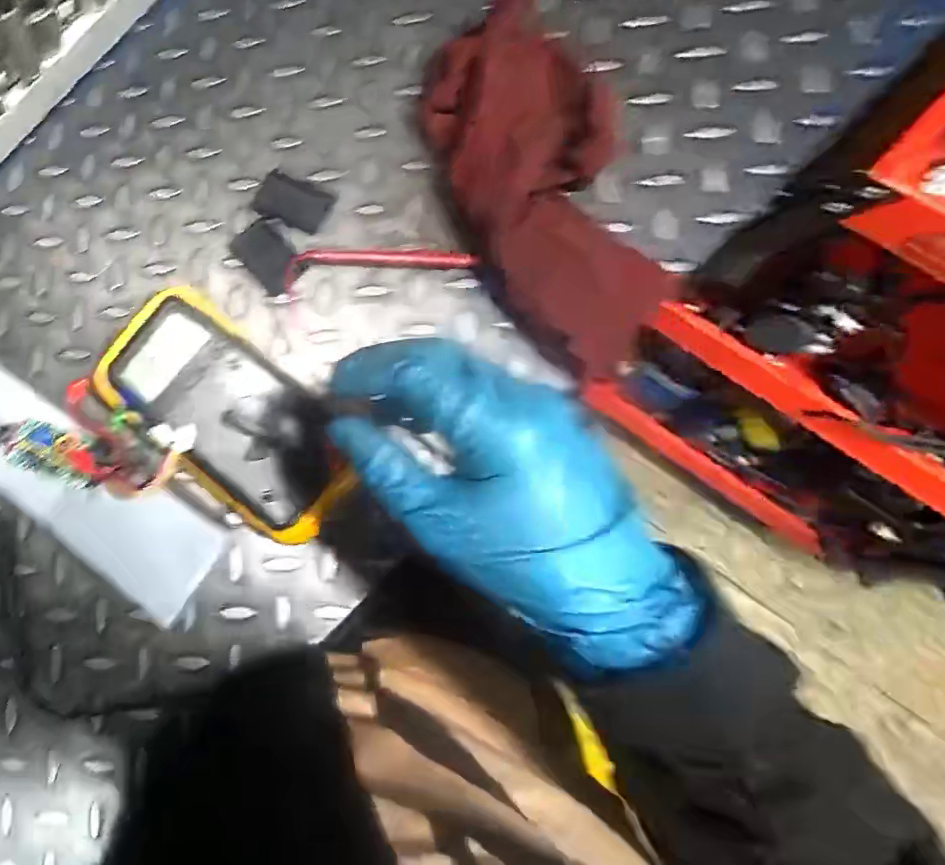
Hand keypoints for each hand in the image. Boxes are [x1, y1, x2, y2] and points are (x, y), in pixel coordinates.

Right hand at [327, 339, 703, 674]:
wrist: (613, 590)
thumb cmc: (517, 562)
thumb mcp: (438, 521)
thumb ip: (384, 466)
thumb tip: (341, 426)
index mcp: (494, 419)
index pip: (416, 369)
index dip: (366, 372)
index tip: (331, 389)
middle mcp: (520, 392)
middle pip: (439, 354)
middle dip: (385, 363)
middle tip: (347, 386)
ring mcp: (540, 397)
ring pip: (461, 364)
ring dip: (412, 372)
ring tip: (375, 400)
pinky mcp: (548, 410)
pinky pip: (482, 382)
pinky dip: (441, 386)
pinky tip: (420, 413)